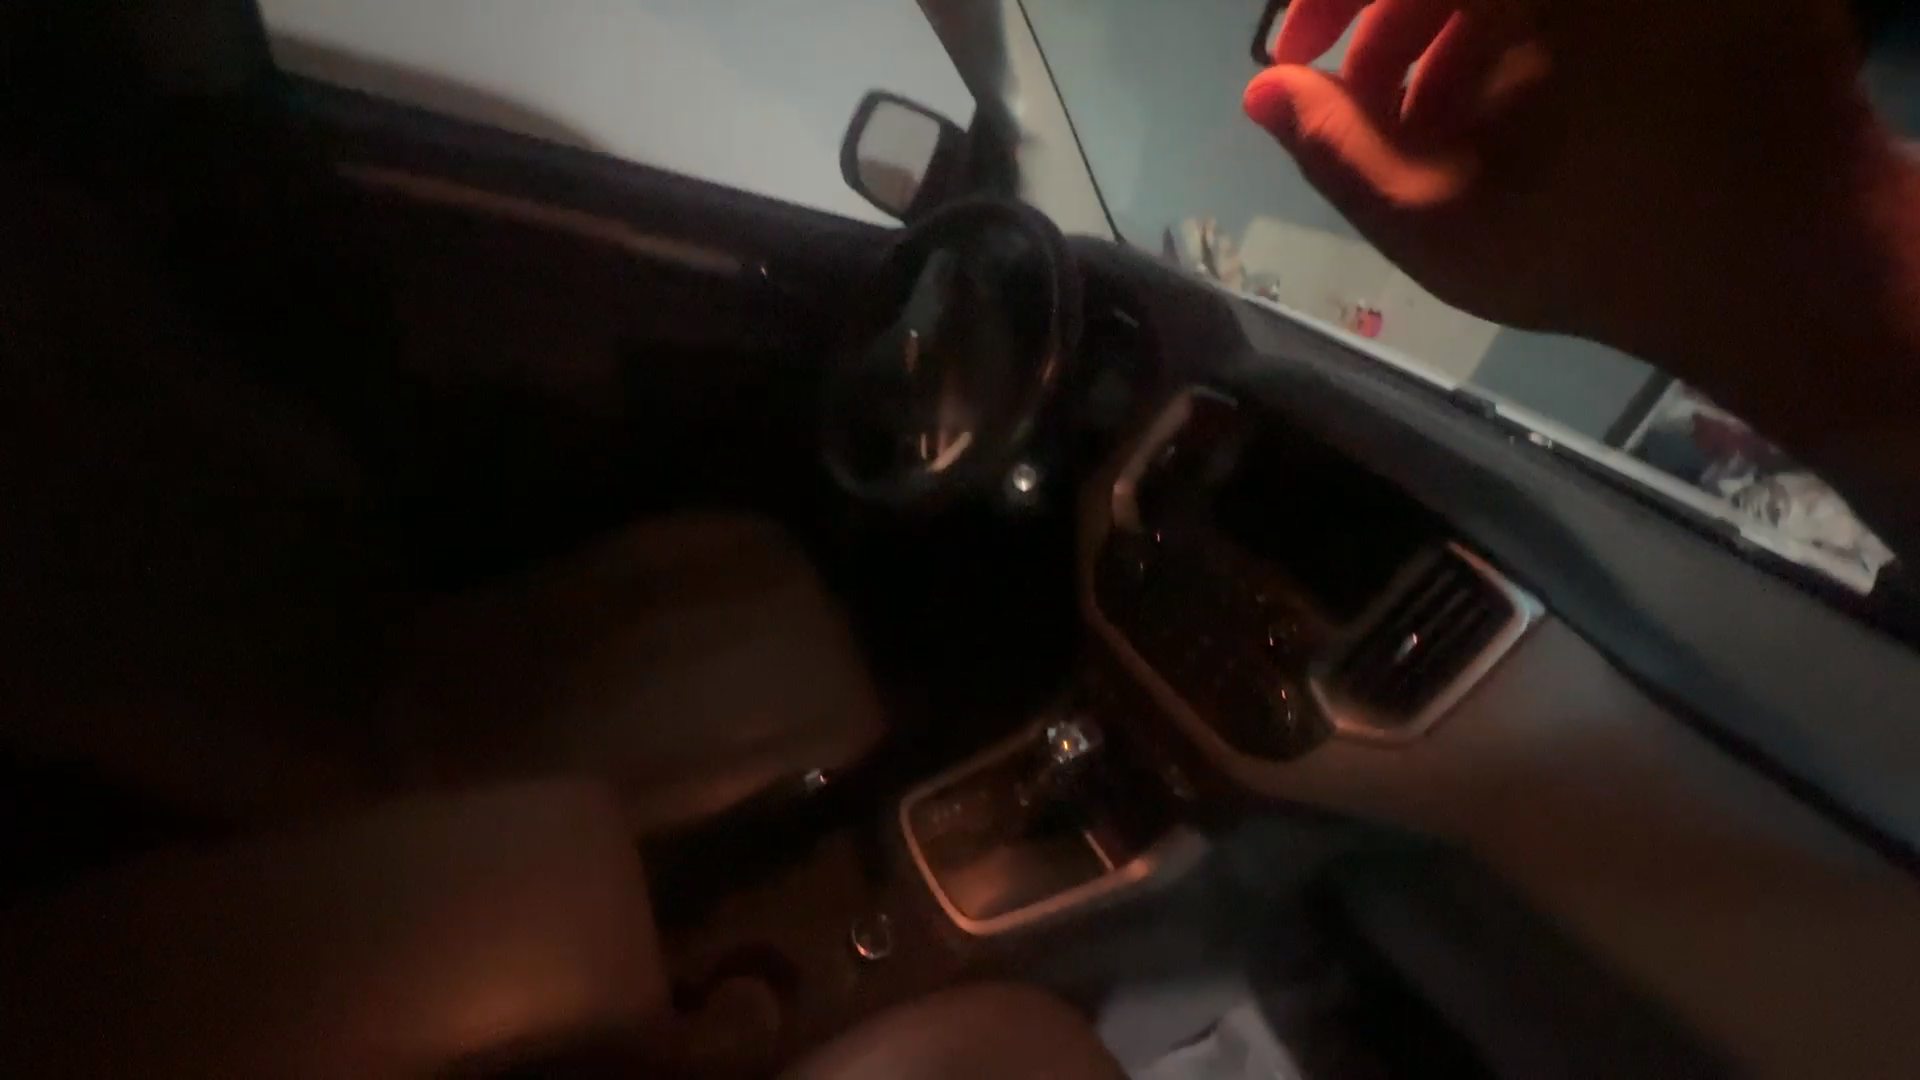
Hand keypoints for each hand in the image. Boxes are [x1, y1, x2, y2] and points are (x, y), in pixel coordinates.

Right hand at [1243, 0, 1896, 363]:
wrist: (1773, 264)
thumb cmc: (1586, 252)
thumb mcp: (1429, 221)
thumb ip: (1334, 151)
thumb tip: (1263, 92)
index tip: (1291, 56)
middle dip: (1381, 28)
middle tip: (1346, 109)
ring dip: (1436, 42)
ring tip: (1412, 134)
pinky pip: (1559, 4)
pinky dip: (1503, 38)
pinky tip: (1482, 116)